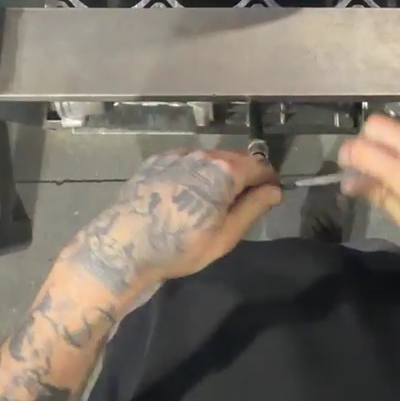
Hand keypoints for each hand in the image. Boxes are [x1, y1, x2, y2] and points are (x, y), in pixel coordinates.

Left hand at [60, 149, 281, 299]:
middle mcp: (203, 154)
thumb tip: (275, 190)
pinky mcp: (156, 160)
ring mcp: (177, 154)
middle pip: (233, 159)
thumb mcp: (225, 236)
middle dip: (243, 176)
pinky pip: (185, 161)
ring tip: (211, 200)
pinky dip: (193, 173)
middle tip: (240, 202)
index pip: (259, 166)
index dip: (268, 180)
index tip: (269, 195)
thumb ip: (253, 208)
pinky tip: (184, 194)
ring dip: (216, 174)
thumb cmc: (180, 246)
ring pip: (208, 159)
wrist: (124, 244)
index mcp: (225, 171)